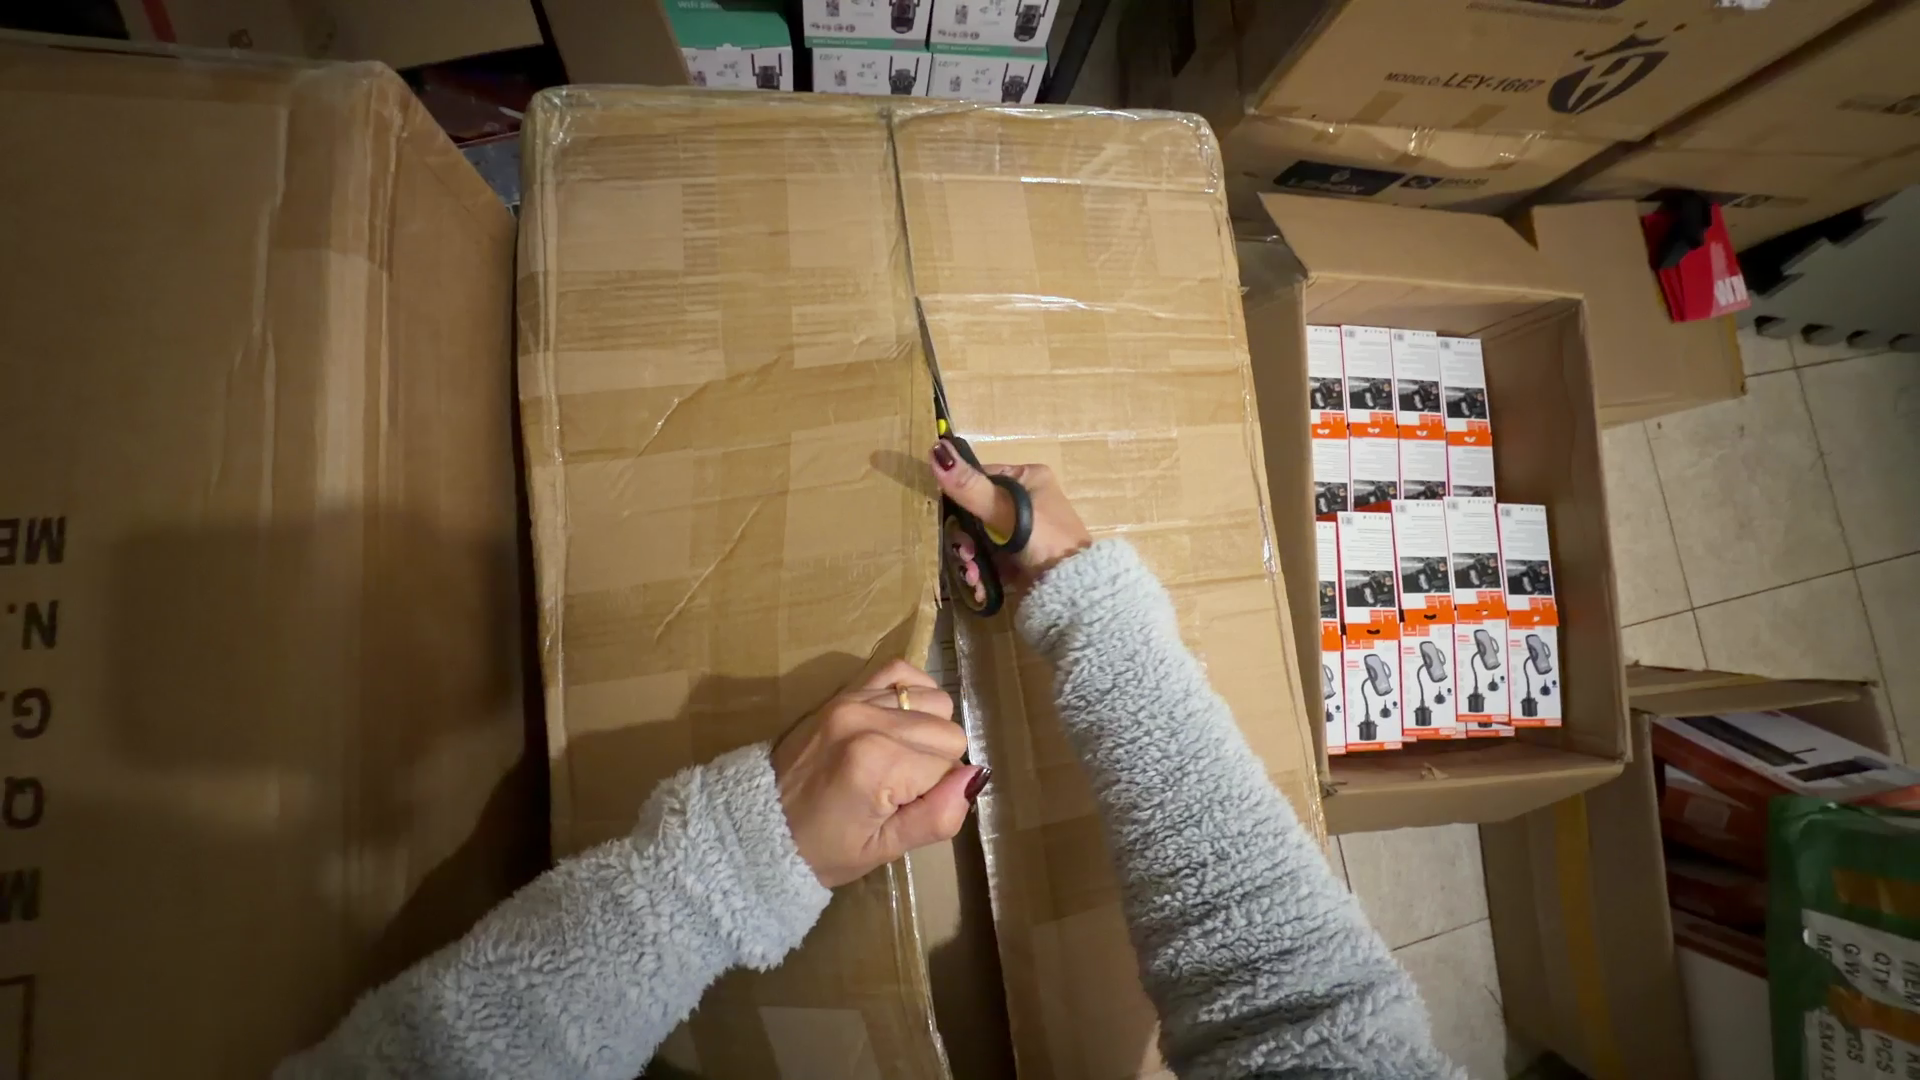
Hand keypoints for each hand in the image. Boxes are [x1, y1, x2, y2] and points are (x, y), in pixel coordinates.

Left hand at [770, 659, 985, 887]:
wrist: (759, 824)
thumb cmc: (822, 849)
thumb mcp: (883, 850)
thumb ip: (936, 816)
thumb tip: (976, 777)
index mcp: (877, 763)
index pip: (949, 766)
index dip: (937, 792)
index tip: (905, 808)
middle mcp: (868, 720)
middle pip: (947, 730)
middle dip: (935, 762)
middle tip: (901, 789)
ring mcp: (854, 698)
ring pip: (934, 700)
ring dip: (927, 728)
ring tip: (899, 756)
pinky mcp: (845, 689)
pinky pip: (902, 671)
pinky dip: (913, 692)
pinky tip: (902, 719)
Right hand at [930, 440, 1091, 601]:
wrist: (1072, 588)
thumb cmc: (1044, 538)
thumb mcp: (1005, 510)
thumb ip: (970, 486)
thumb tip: (936, 450)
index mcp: (1027, 479)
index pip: (980, 478)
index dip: (959, 497)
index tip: (946, 518)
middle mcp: (1025, 503)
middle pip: (975, 513)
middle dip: (964, 538)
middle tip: (964, 553)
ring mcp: (1021, 533)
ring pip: (979, 540)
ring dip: (969, 558)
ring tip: (972, 574)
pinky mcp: (1018, 559)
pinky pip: (988, 559)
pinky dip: (980, 571)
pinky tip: (978, 583)